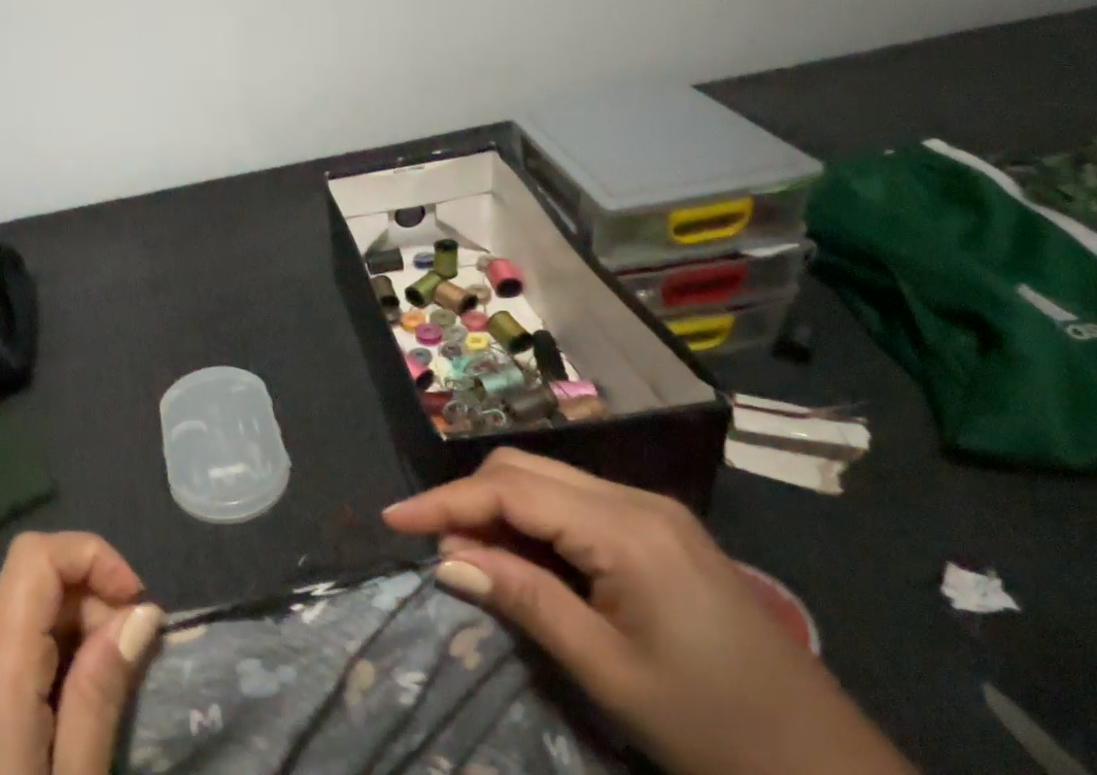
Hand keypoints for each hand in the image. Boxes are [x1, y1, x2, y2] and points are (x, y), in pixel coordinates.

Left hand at [0, 532, 162, 774]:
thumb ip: (102, 689)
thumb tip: (141, 612)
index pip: (34, 558)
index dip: (92, 556)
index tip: (138, 605)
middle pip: (32, 585)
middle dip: (94, 604)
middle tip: (131, 668)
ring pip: (22, 618)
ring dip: (76, 635)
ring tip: (104, 700)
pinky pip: (6, 654)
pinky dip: (49, 661)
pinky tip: (68, 715)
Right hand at [384, 448, 914, 774]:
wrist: (824, 764)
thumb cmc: (710, 724)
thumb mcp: (604, 668)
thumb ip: (522, 599)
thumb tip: (447, 559)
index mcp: (627, 530)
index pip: (511, 489)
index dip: (444, 502)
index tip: (391, 521)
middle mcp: (639, 503)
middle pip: (527, 470)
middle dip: (469, 499)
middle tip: (433, 549)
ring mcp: (655, 515)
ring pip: (549, 483)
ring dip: (499, 511)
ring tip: (468, 560)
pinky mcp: (662, 535)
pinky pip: (577, 507)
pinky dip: (534, 524)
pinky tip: (520, 562)